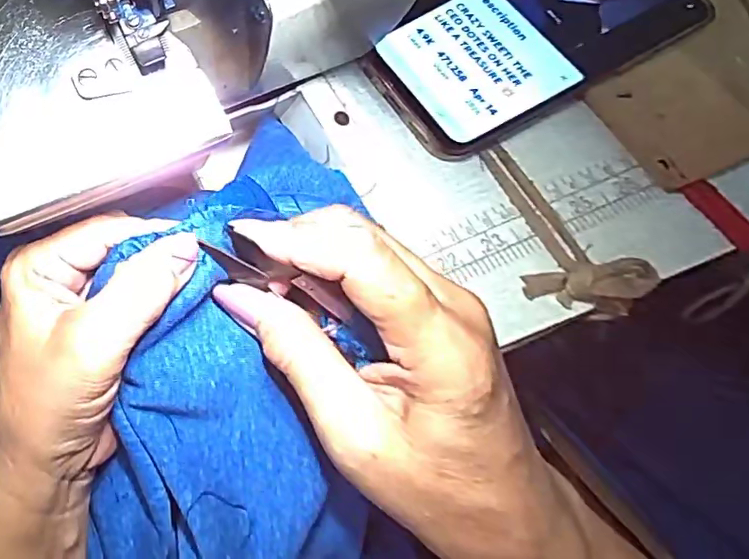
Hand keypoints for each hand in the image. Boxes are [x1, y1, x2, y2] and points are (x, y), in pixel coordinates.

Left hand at [0, 215, 199, 558]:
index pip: (102, 231)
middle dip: (159, 254)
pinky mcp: (100, 328)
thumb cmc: (45, 408)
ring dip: (164, 279)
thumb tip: (183, 245)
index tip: (194, 238)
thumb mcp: (91, 341)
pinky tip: (188, 302)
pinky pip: (138, 302)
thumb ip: (138, 290)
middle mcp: (55, 275)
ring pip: (132, 275)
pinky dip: (163, 303)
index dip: (149, 233)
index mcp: (38, 266)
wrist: (43, 475)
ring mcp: (78, 302)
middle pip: (118, 248)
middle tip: (203, 258)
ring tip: (202, 276)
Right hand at [209, 206, 637, 558]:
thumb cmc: (439, 490)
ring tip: (270, 283)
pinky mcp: (434, 296)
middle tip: (248, 267)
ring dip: (306, 246)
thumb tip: (239, 296)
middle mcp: (452, 302)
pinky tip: (303, 290)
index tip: (241, 239)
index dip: (295, 239)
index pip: (361, 258)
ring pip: (360, 234)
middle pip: (359, 232)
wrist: (508, 515)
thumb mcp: (353, 435)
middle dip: (293, 238)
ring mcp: (447, 294)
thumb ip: (296, 355)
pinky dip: (324, 260)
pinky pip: (368, 254)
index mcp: (443, 342)